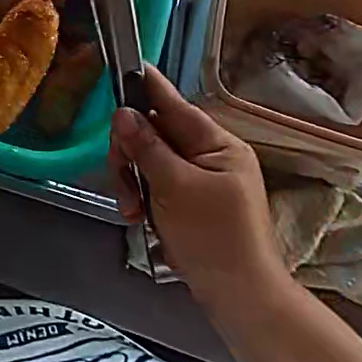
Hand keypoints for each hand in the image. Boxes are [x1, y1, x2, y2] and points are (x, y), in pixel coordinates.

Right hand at [109, 65, 280, 303]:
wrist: (239, 295)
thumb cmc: (213, 237)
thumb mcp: (175, 187)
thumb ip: (147, 148)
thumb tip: (123, 113)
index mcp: (217, 145)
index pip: (175, 105)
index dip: (149, 88)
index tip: (129, 67)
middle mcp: (209, 156)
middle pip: (156, 136)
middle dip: (131, 154)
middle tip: (121, 178)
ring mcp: (200, 181)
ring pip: (151, 163)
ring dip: (133, 181)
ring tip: (132, 209)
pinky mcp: (190, 203)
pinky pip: (157, 186)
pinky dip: (144, 198)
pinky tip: (138, 217)